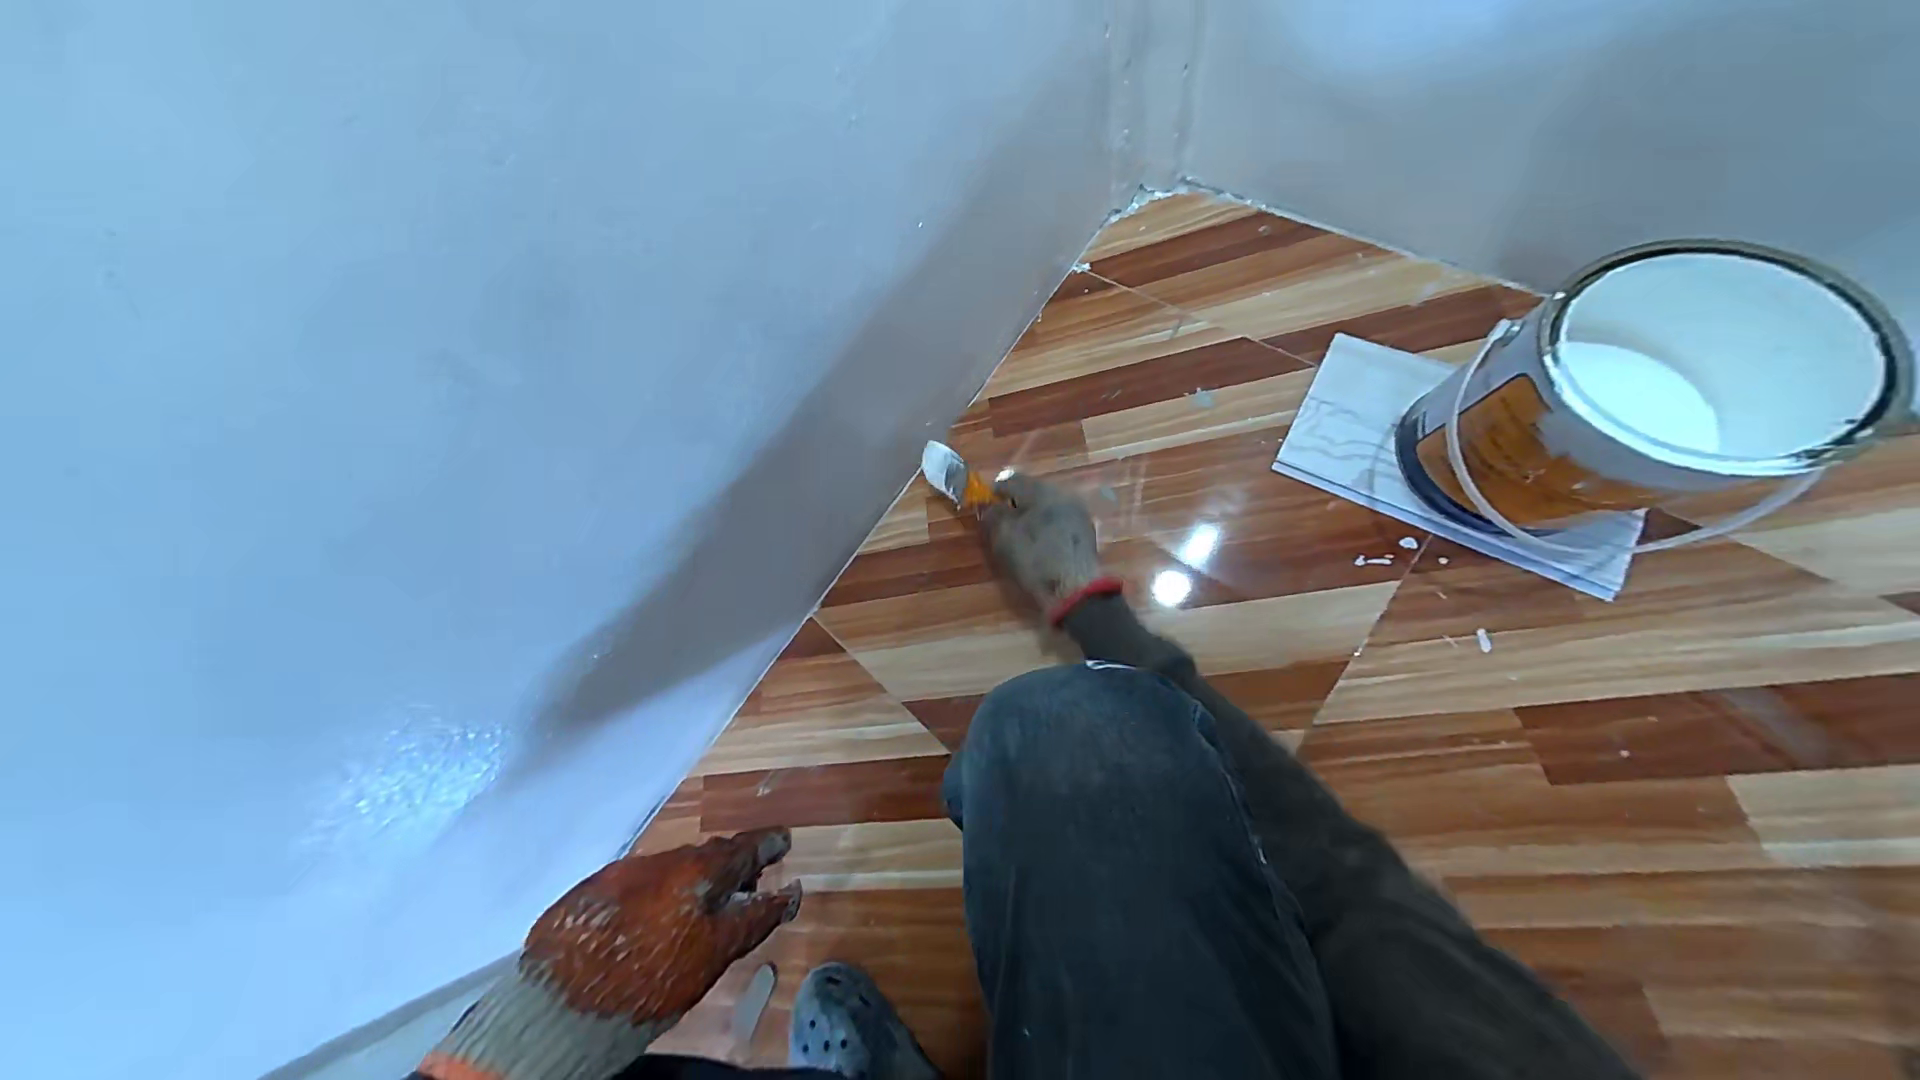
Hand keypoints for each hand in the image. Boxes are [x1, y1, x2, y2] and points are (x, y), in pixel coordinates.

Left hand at [523, 828, 801, 1026]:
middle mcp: (664, 858)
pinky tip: (653, 919)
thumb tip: (790, 892)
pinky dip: (658, 893)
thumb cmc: (651, 981)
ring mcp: (624, 872)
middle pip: (709, 854)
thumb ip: (754, 918)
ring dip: (693, 879)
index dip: (768, 843)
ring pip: (674, 867)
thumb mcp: (713, 956)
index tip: (784, 841)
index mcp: (699, 870)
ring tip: (699, 904)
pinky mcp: (592, 890)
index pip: (745, 846)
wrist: (556, 1010)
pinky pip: (640, 882)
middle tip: (747, 880)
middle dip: (732, 864)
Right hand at [981, 474, 1103, 610]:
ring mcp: (1078, 513)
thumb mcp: (1003, 536)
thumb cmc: (1034, 559)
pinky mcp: (1086, 532)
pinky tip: (1040, 545)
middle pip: (1032, 492)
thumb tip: (988, 506)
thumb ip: (992, 515)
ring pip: (1047, 507)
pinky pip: (1059, 522)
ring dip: (1032, 517)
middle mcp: (1063, 494)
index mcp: (1042, 489)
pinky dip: (1046, 528)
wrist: (1075, 590)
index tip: (984, 505)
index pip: (1012, 480)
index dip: (994, 492)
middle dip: (1016, 504)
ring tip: (1020, 537)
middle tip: (1001, 522)